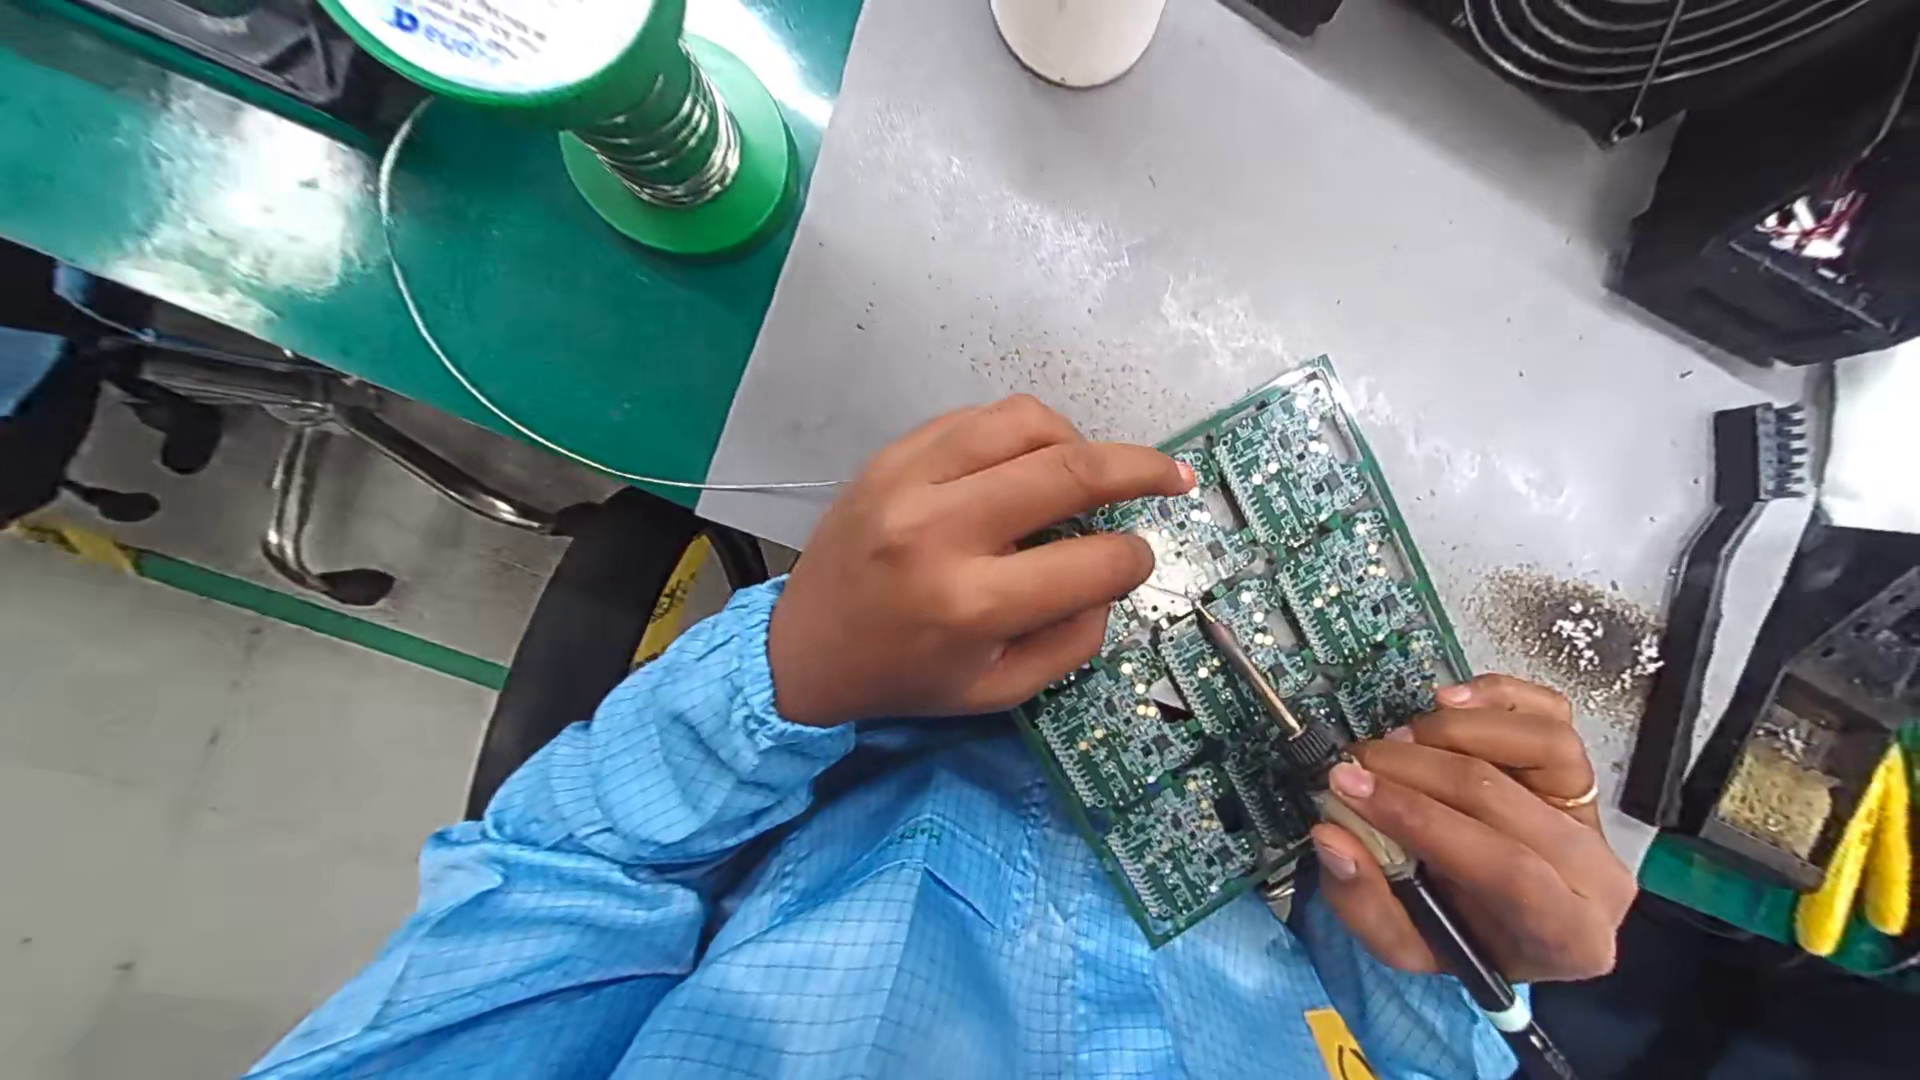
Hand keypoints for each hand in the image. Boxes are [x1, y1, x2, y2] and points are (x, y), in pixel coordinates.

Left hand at [768, 395, 1192, 726]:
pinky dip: (1019, 434)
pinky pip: (975, 418)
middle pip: (1068, 469)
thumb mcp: (997, 690)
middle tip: (1172, 474)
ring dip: (1077, 439)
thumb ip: (1072, 639)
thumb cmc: (903, 677)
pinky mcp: (889, 455)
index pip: (1092, 563)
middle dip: (1140, 468)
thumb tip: (1112, 575)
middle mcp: (939, 529)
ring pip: (1024, 420)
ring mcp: (907, 479)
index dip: (1134, 560)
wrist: (802, 647)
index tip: (1136, 559)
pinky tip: (1024, 463)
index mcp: (970, 604)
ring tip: (1087, 469)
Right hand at [1310, 674, 1635, 981]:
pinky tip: (1444, 698)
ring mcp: (1590, 814)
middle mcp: (1594, 872)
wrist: (1492, 910)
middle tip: (1352, 761)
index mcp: (1564, 932)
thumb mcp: (1400, 944)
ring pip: (1542, 744)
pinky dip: (1497, 694)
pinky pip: (1551, 712)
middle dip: (1409, 770)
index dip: (1417, 817)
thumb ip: (1362, 902)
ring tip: (1397, 740)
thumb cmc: (1449, 928)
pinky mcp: (1574, 769)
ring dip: (1451, 732)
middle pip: (1500, 797)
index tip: (1345, 784)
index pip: (1505, 868)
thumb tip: (1330, 833)